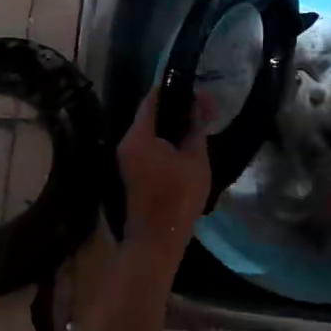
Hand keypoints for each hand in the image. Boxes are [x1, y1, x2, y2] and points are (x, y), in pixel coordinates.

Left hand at [117, 88, 211, 250]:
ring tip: (199, 125)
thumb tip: (198, 102)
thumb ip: (195, 127)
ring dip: (173, 125)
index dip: (174, 89)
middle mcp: (127, 143)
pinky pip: (149, 146)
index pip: (152, 98)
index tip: (196, 88)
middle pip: (151, 114)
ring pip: (151, 131)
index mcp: (139, 136)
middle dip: (177, 106)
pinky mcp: (132, 172)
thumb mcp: (195, 159)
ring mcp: (126, 159)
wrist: (156, 241)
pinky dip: (167, 140)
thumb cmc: (177, 198)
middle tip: (204, 108)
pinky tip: (187, 145)